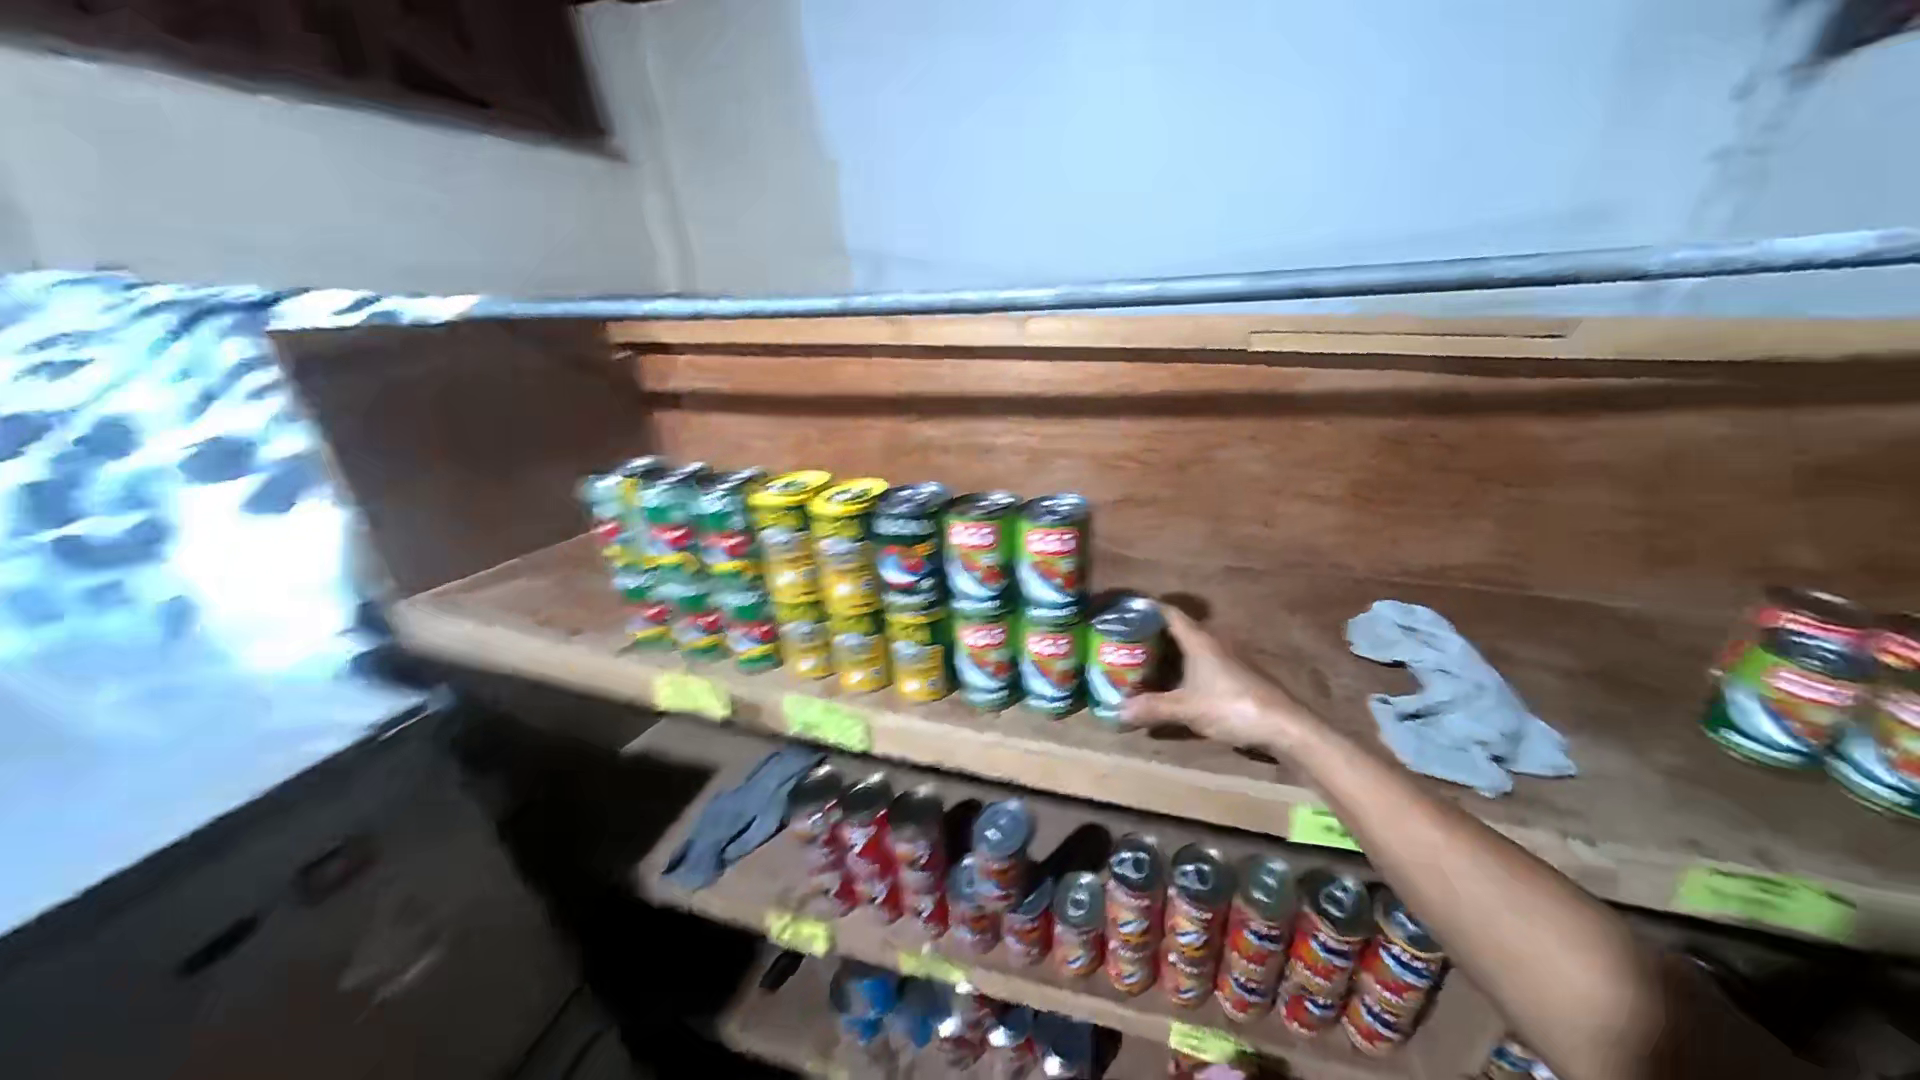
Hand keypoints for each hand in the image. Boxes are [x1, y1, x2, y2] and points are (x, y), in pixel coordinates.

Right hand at [1120, 606, 1317, 751]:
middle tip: (1124, 644)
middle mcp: (1213, 643)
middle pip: (1178, 631)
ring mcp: (1227, 660)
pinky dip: (1183, 671)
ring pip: (1191, 650)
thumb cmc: (1231, 706)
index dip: (1147, 609)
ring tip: (1142, 665)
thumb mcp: (1186, 708)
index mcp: (1199, 640)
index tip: (1125, 613)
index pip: (1169, 613)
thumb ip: (1152, 708)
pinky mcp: (1236, 678)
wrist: (1284, 726)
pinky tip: (1173, 687)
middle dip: (1152, 636)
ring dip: (1168, 656)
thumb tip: (1118, 712)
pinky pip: (1201, 666)